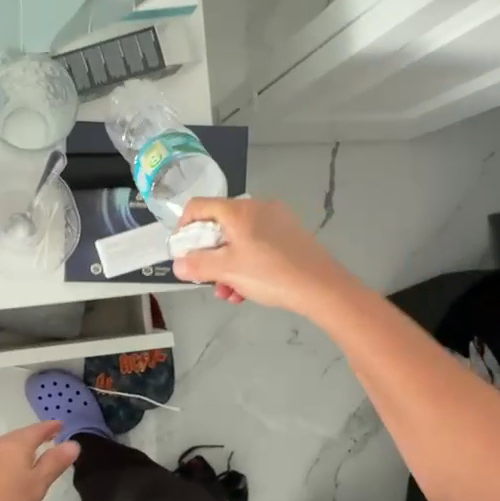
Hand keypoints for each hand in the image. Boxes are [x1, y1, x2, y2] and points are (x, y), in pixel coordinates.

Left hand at [0, 422, 79, 500]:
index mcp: (15, 444)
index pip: (37, 429)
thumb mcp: (39, 483)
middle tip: (48, 440)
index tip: (60, 425)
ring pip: (4, 447)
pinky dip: (4, 460)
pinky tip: (5, 473)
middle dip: (34, 437)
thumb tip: (73, 444)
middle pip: (18, 436)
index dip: (50, 427)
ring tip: (29, 458)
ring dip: (18, 449)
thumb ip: (56, 462)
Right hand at [170, 198, 355, 314]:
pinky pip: (257, 246)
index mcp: (239, 211)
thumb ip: (197, 265)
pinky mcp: (289, 236)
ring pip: (238, 241)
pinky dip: (246, 266)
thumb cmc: (270, 274)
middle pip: (219, 226)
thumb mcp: (227, 271)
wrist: (321, 287)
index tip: (182, 253)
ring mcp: (276, 221)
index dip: (183, 228)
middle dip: (208, 256)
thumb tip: (179, 264)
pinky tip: (246, 292)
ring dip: (226, 268)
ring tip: (228, 293)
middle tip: (207, 280)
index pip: (198, 207)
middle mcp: (257, 208)